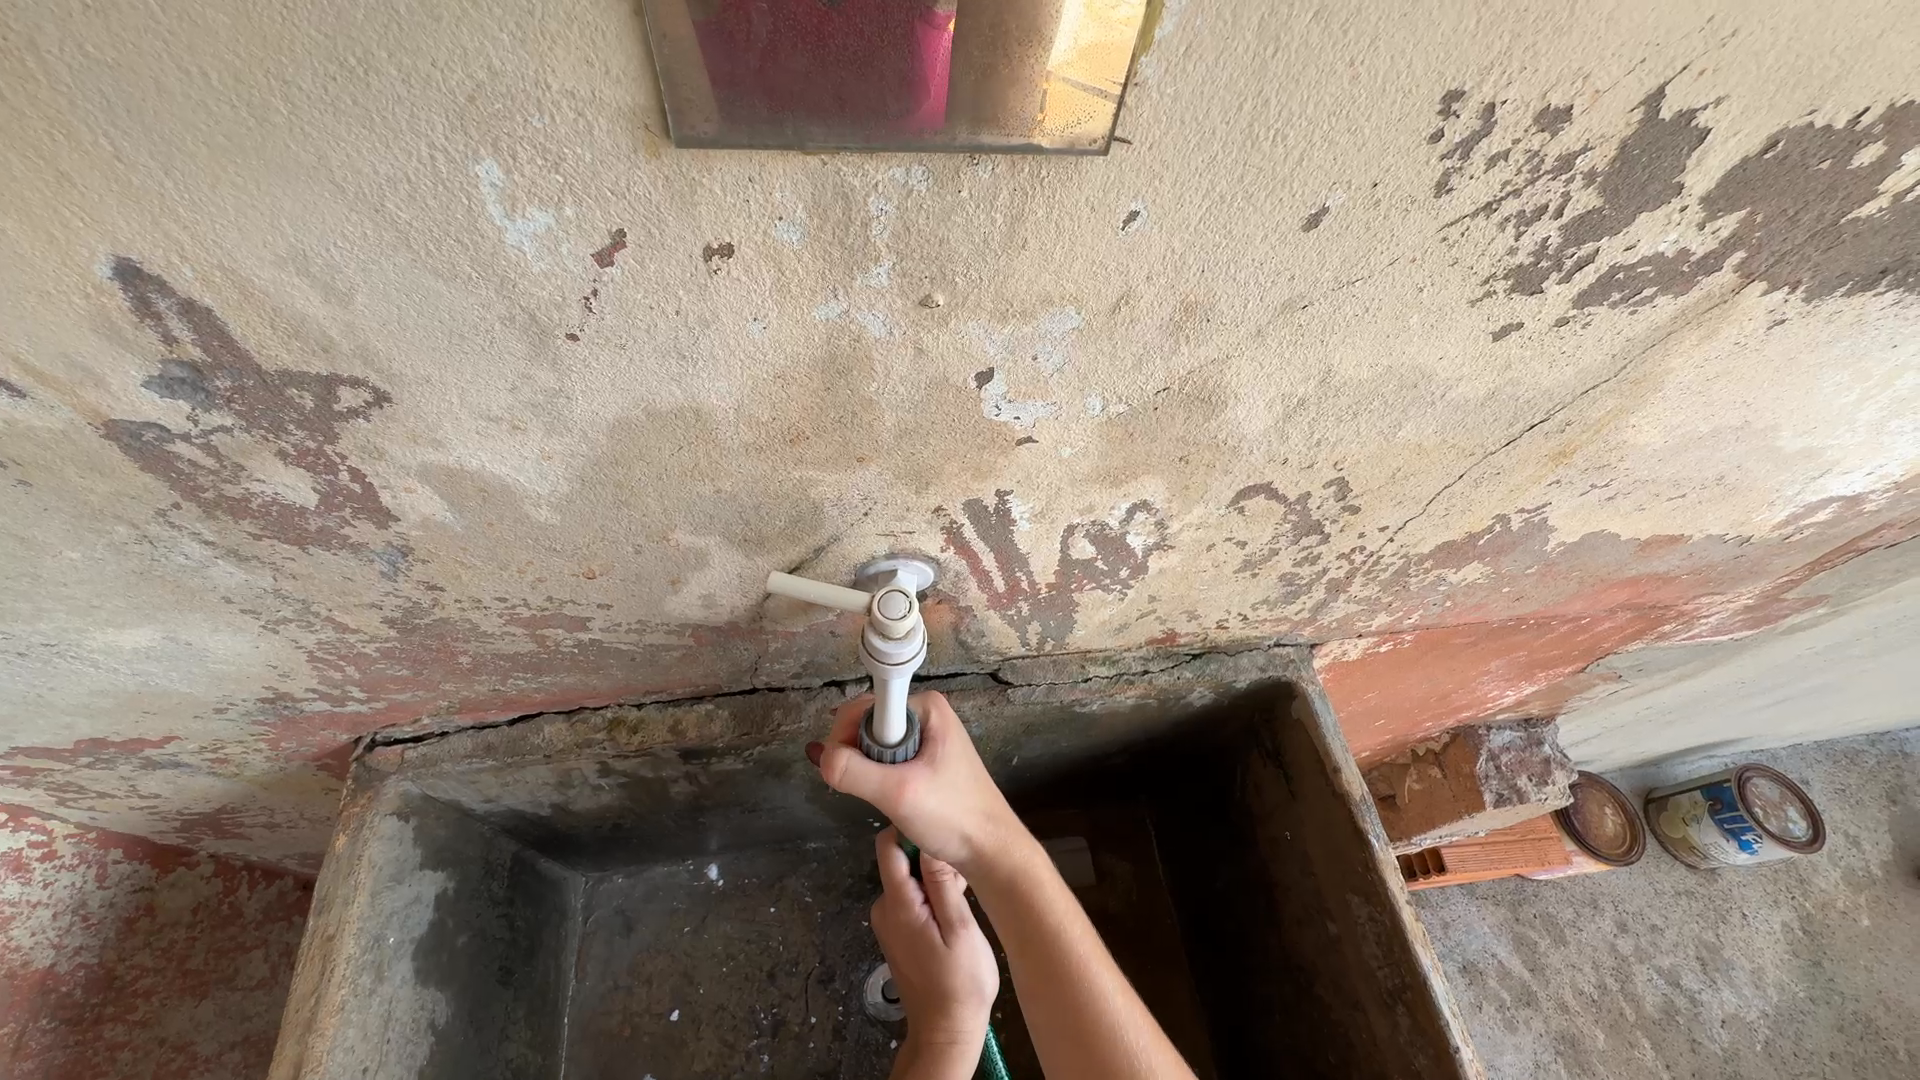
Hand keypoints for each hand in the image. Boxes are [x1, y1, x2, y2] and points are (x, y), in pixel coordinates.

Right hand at [807, 692, 1022, 872]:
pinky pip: (884, 759)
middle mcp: (925, 714)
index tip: (840, 767)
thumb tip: (821, 757)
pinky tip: (876, 795)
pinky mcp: (923, 760)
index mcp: (926, 707)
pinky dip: (874, 777)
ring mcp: (925, 737)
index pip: (866, 706)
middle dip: (854, 755)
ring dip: (864, 770)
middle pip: (866, 724)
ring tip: (875, 796)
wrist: (989, 849)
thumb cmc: (953, 817)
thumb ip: (854, 772)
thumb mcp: (898, 793)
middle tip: (861, 789)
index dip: (846, 734)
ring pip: (873, 744)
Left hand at [870, 827, 999, 1071]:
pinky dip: (930, 895)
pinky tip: (955, 909)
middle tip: (963, 872)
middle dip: (930, 857)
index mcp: (897, 904)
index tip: (941, 832)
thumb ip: (943, 883)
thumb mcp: (960, 929)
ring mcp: (889, 922)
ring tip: (964, 892)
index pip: (888, 845)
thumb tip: (929, 839)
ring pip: (908, 878)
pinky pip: (910, 897)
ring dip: (934, 878)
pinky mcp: (897, 932)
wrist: (947, 1033)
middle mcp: (884, 908)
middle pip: (900, 859)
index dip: (911, 830)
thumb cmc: (960, 982)